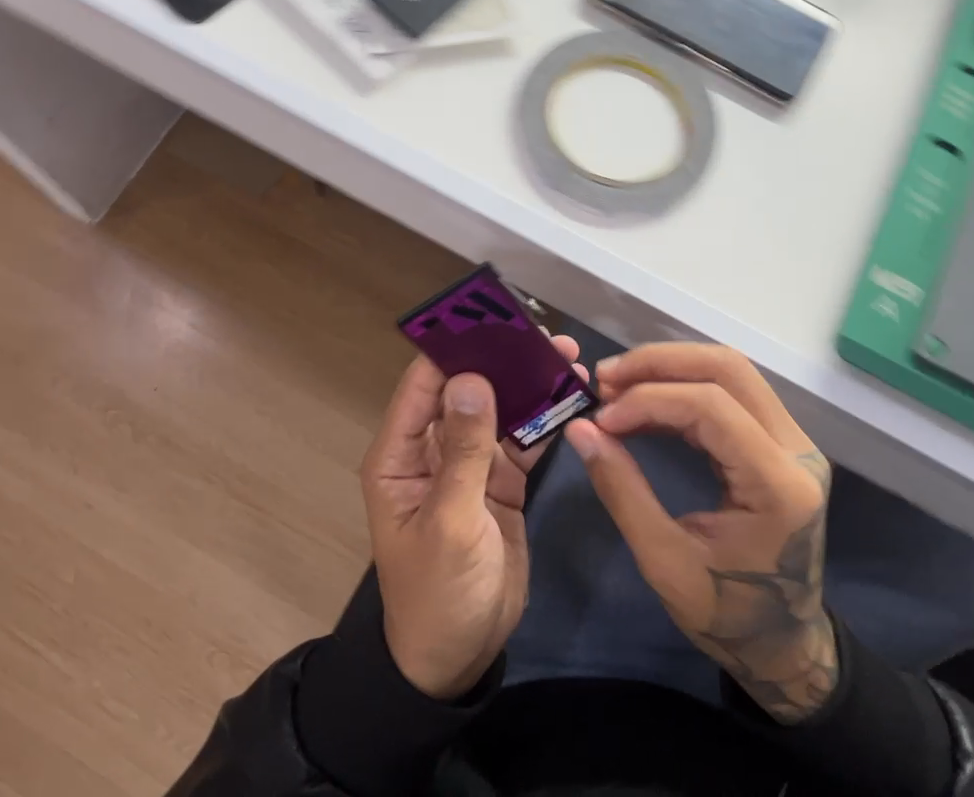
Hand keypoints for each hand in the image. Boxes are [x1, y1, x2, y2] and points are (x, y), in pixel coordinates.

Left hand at [361, 336, 585, 699]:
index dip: (454, 349)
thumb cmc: (437, 590)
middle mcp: (431, 451)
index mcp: (400, 456)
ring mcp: (469, 467)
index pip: (423, 387)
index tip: (491, 318)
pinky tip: (574, 398)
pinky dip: (546, 421)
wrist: (458, 654)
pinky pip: (523, 443)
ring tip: (570, 358)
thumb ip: (463, 451)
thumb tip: (470, 379)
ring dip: (530, 387)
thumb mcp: (449, 521)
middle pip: (467, 392)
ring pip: (500, 413)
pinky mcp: (501, 486)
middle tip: (544, 335)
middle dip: (502, 362)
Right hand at [564, 343, 837, 722]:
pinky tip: (644, 404)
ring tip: (616, 387)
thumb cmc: (726, 615)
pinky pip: (733, 397)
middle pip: (730, 370)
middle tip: (605, 379)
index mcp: (778, 485)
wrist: (782, 646)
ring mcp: (795, 445)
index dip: (649, 400)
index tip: (601, 418)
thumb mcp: (663, 560)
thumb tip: (580, 429)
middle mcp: (797, 452)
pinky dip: (683, 390)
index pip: (712, 408)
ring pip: (733, 374)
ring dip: (670, 370)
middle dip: (660, 363)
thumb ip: (622, 489)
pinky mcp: (782, 447)